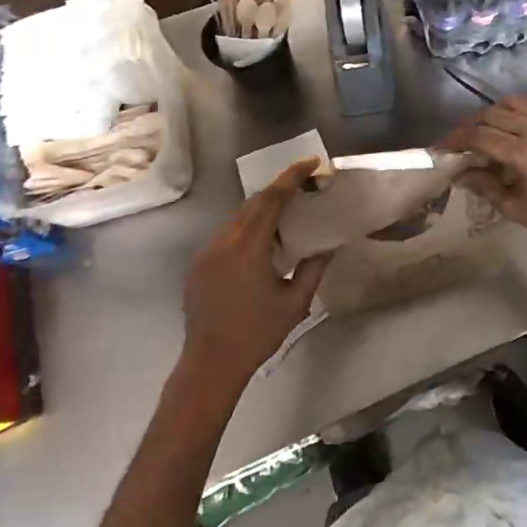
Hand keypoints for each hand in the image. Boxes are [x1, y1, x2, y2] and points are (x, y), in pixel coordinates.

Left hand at [182, 159, 331, 384]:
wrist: (211, 363)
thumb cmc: (257, 333)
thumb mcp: (295, 302)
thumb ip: (313, 269)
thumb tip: (328, 246)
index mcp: (247, 248)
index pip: (271, 200)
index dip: (292, 177)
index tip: (311, 163)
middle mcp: (222, 242)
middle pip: (253, 204)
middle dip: (279, 190)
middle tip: (305, 186)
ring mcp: (206, 253)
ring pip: (237, 219)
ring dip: (262, 211)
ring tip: (287, 215)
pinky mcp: (198, 265)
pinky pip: (226, 236)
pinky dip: (247, 229)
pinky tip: (262, 245)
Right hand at [439, 96, 526, 257]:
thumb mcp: (513, 207)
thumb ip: (484, 185)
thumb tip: (458, 173)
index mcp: (522, 153)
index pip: (479, 136)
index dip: (455, 140)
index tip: (439, 148)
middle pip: (490, 116)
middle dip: (467, 126)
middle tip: (454, 142)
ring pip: (510, 104)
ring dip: (489, 114)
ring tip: (479, 131)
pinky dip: (511, 110)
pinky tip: (505, 127)